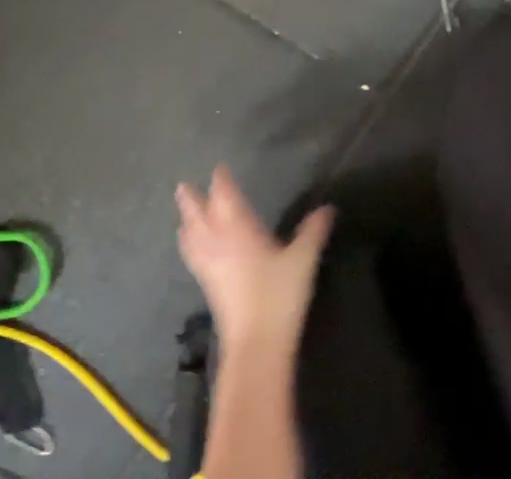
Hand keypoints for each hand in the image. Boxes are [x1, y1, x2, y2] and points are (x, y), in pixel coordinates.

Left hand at [176, 167, 334, 352]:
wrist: (256, 343)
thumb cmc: (279, 295)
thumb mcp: (303, 259)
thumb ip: (314, 231)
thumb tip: (328, 207)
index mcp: (240, 230)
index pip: (226, 199)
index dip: (221, 182)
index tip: (219, 168)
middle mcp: (219, 244)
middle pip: (200, 216)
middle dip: (192, 200)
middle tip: (182, 185)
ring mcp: (210, 267)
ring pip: (193, 238)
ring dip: (187, 222)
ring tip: (183, 215)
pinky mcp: (209, 286)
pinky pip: (194, 256)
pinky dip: (190, 245)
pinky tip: (194, 249)